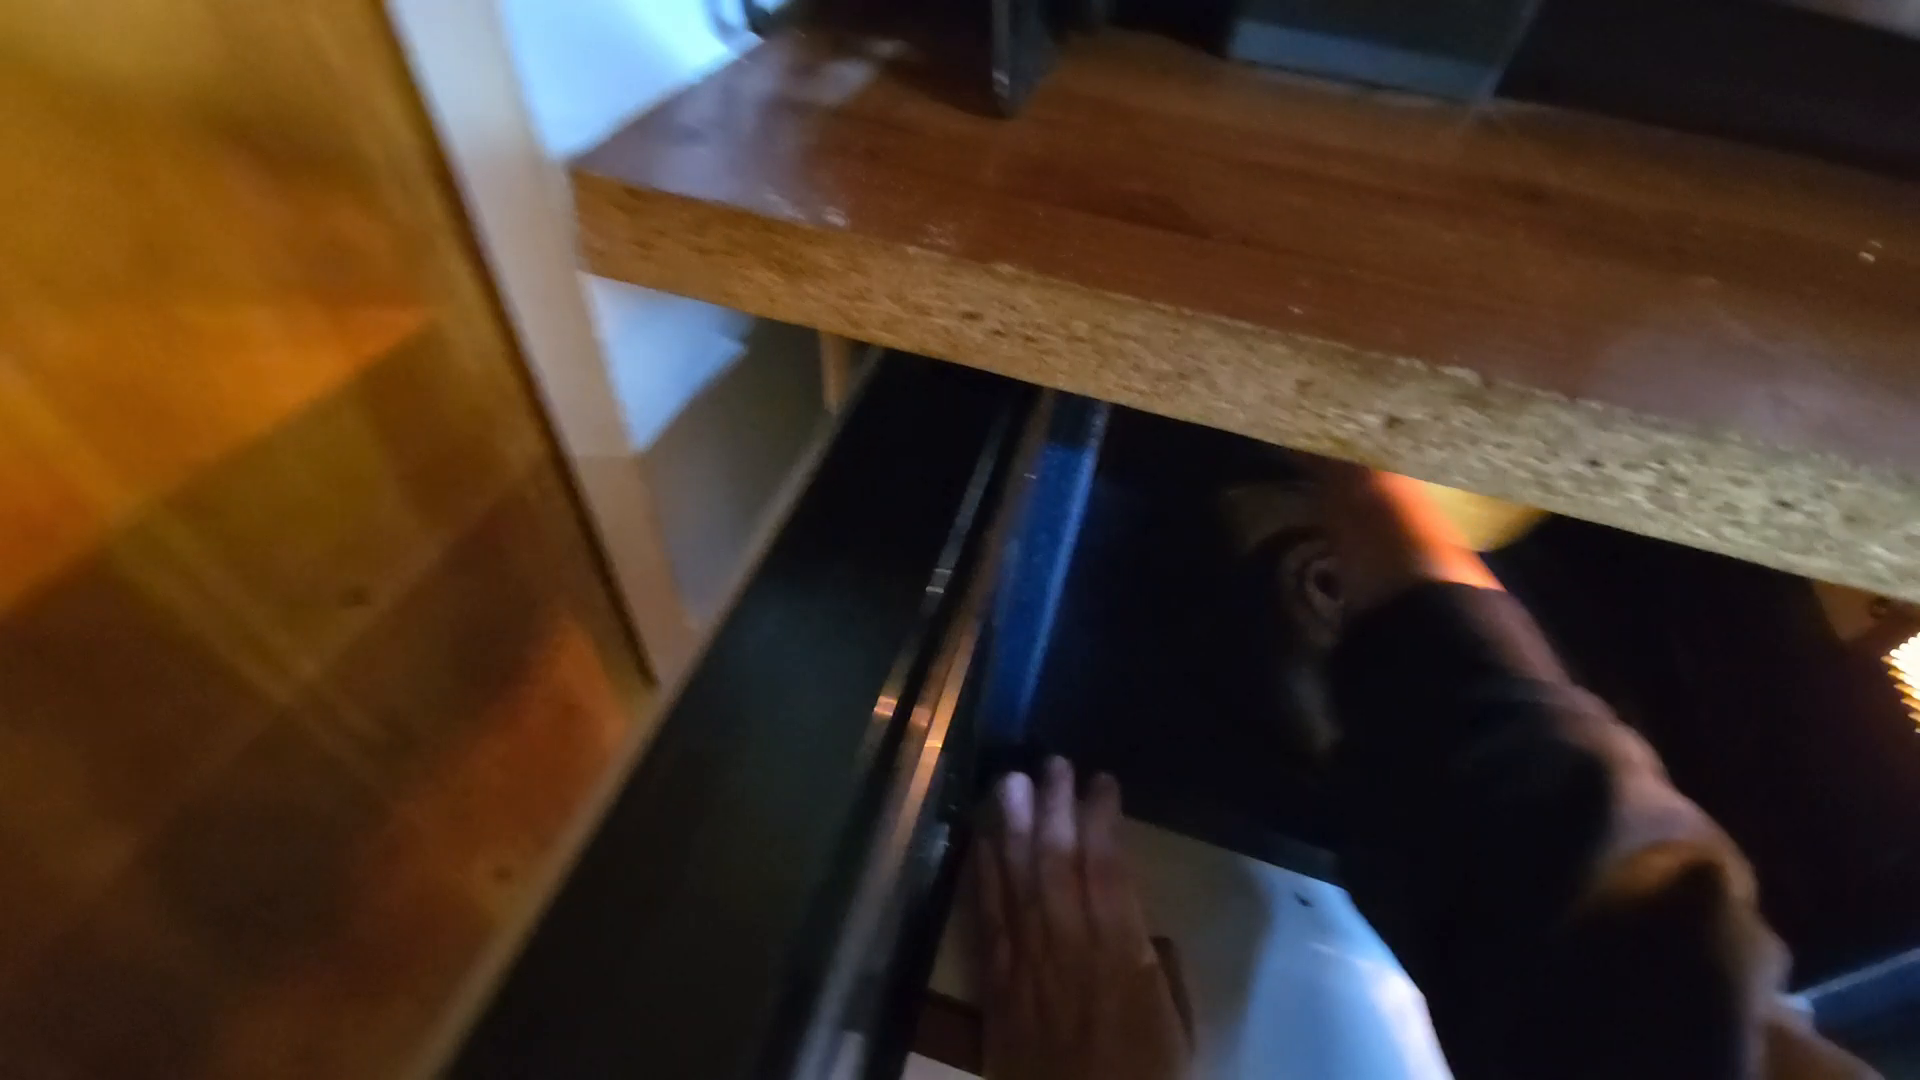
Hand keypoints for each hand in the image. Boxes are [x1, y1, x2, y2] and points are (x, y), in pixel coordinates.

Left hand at [972, 759, 1190, 1079]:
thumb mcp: (1174, 1028)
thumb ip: (1158, 968)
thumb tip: (1140, 924)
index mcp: (1121, 955)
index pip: (1110, 868)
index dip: (1103, 818)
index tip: (1102, 780)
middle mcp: (1069, 945)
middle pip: (1057, 860)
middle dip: (1055, 806)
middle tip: (1053, 763)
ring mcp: (1026, 959)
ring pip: (1017, 878)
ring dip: (1013, 825)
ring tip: (1011, 780)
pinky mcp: (995, 978)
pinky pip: (986, 915)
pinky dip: (982, 873)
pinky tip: (980, 838)